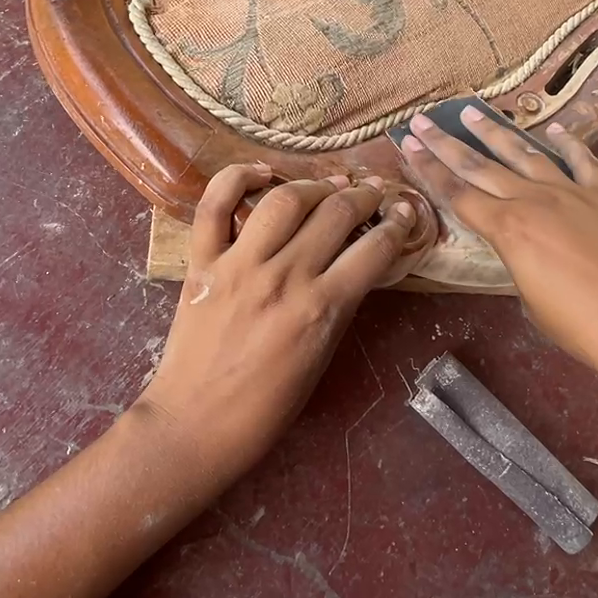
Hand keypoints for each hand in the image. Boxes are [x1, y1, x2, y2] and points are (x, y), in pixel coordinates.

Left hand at [134, 164, 417, 482]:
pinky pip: (214, 205)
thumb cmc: (265, 406)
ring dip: (314, 185)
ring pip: (284, 200)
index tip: (403, 214)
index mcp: (320, 309)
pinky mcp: (202, 261)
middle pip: (335, 214)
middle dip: (364, 195)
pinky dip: (236, 178)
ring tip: (329, 184)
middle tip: (372, 191)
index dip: (397, 226)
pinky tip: (260, 171)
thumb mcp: (320, 357)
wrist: (194, 425)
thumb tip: (355, 263)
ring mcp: (239, 264)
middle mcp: (284, 277)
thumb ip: (338, 305)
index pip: (373, 250)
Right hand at [395, 108, 597, 397]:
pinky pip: (582, 162)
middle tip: (422, 121)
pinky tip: (553, 132)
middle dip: (447, 143)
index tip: (408, 143)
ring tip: (473, 112)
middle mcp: (535, 200)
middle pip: (481, 167)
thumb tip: (523, 248)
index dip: (428, 168)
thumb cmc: (587, 330)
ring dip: (496, 133)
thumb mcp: (533, 303)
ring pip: (526, 154)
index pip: (457, 194)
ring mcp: (573, 193)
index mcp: (509, 230)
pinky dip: (566, 144)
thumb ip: (519, 264)